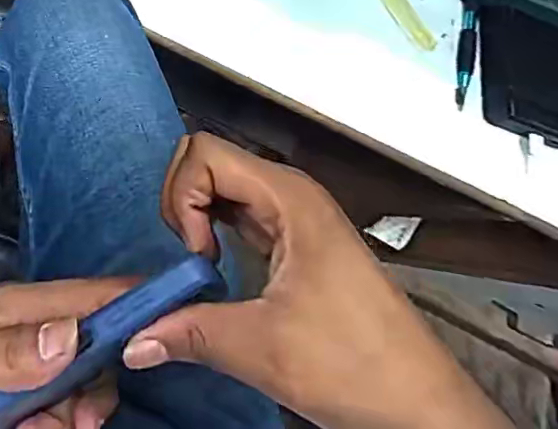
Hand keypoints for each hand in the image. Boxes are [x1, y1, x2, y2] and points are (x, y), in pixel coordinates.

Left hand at [0, 278, 133, 428]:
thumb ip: (2, 348)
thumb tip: (71, 334)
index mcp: (12, 307)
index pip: (85, 295)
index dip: (130, 301)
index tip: (170, 322)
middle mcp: (22, 331)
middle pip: (92, 344)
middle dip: (102, 379)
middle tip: (84, 419)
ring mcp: (15, 368)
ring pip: (77, 384)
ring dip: (78, 411)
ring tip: (47, 428)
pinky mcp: (6, 401)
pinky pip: (52, 412)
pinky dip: (56, 425)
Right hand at [122, 134, 510, 428]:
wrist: (425, 408)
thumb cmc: (355, 367)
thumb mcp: (265, 350)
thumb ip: (190, 333)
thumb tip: (132, 340)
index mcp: (286, 197)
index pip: (203, 152)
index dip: (183, 196)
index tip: (199, 256)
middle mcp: (287, 190)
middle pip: (206, 157)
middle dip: (182, 199)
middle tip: (192, 256)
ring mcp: (291, 209)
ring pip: (218, 179)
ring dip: (195, 213)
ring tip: (202, 263)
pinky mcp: (292, 232)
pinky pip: (235, 205)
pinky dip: (211, 224)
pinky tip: (216, 264)